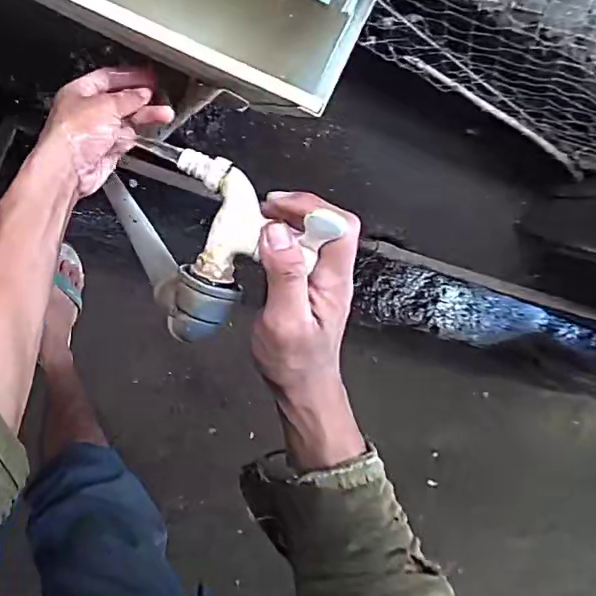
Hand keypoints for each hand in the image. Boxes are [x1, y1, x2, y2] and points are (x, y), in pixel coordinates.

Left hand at [35, 67, 174, 197]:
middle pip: (118, 100)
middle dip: (140, 98)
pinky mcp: (103, 151)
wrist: (67, 169)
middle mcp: (85, 112)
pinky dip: (136, 136)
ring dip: (144, 117)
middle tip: (159, 94)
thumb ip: (128, 97)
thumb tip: (141, 93)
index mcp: (78, 93)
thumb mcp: (106, 105)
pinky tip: (148, 131)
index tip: (147, 76)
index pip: (107, 78)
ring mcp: (94, 133)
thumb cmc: (72, 134)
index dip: (128, 76)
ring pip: (124, 121)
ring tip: (164, 113)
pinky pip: (124, 140)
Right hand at [252, 191, 366, 467]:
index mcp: (333, 280)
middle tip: (262, 209)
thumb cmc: (295, 363)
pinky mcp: (302, 281)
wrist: (300, 388)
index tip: (276, 207)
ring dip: (284, 221)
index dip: (310, 208)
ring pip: (310, 233)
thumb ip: (283, 275)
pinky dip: (275, 238)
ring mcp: (317, 277)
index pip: (340, 227)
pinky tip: (258, 243)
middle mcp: (329, 274)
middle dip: (294, 208)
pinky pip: (294, 248)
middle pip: (326, 223)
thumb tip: (277, 233)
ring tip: (256, 222)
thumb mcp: (285, 320)